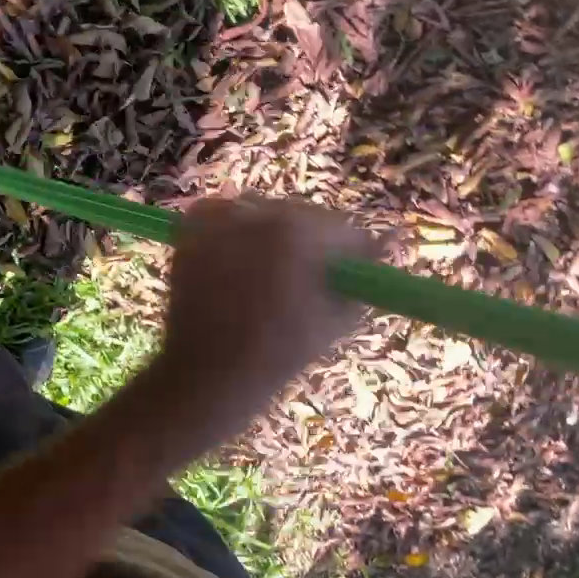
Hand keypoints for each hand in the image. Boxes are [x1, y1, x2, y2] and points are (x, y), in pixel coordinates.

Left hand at [144, 197, 380, 442]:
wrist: (210, 369)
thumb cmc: (279, 350)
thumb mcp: (337, 316)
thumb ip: (366, 277)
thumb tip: (390, 242)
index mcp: (297, 234)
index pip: (339, 227)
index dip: (349, 249)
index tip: (349, 268)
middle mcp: (255, 216)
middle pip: (297, 214)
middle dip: (309, 238)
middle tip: (307, 271)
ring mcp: (216, 223)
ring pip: (256, 208)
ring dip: (267, 228)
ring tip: (268, 266)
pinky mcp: (188, 234)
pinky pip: (214, 211)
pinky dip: (225, 222)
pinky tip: (233, 248)